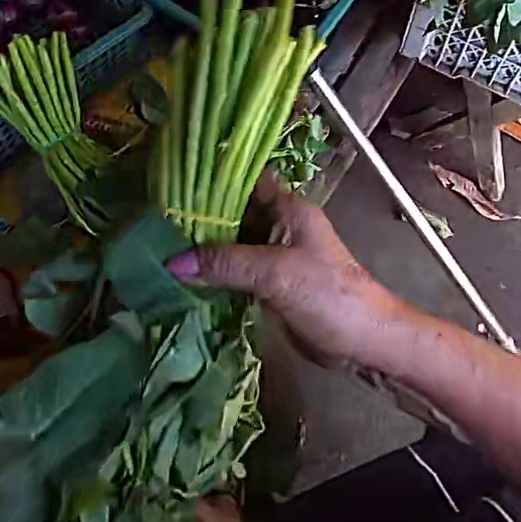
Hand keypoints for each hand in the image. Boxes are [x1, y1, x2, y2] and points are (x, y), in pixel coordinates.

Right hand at [166, 181, 414, 365]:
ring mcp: (274, 255)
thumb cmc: (328, 295)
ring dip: (203, 249)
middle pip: (232, 214)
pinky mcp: (270, 283)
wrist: (364, 342)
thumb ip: (225, 263)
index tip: (174, 184)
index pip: (244, 181)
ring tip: (161, 248)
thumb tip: (173, 262)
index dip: (212, 179)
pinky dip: (213, 274)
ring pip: (231, 244)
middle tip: (156, 222)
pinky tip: (184, 278)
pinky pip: (234, 271)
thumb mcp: (275, 273)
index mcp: (287, 209)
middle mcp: (279, 225)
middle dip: (199, 218)